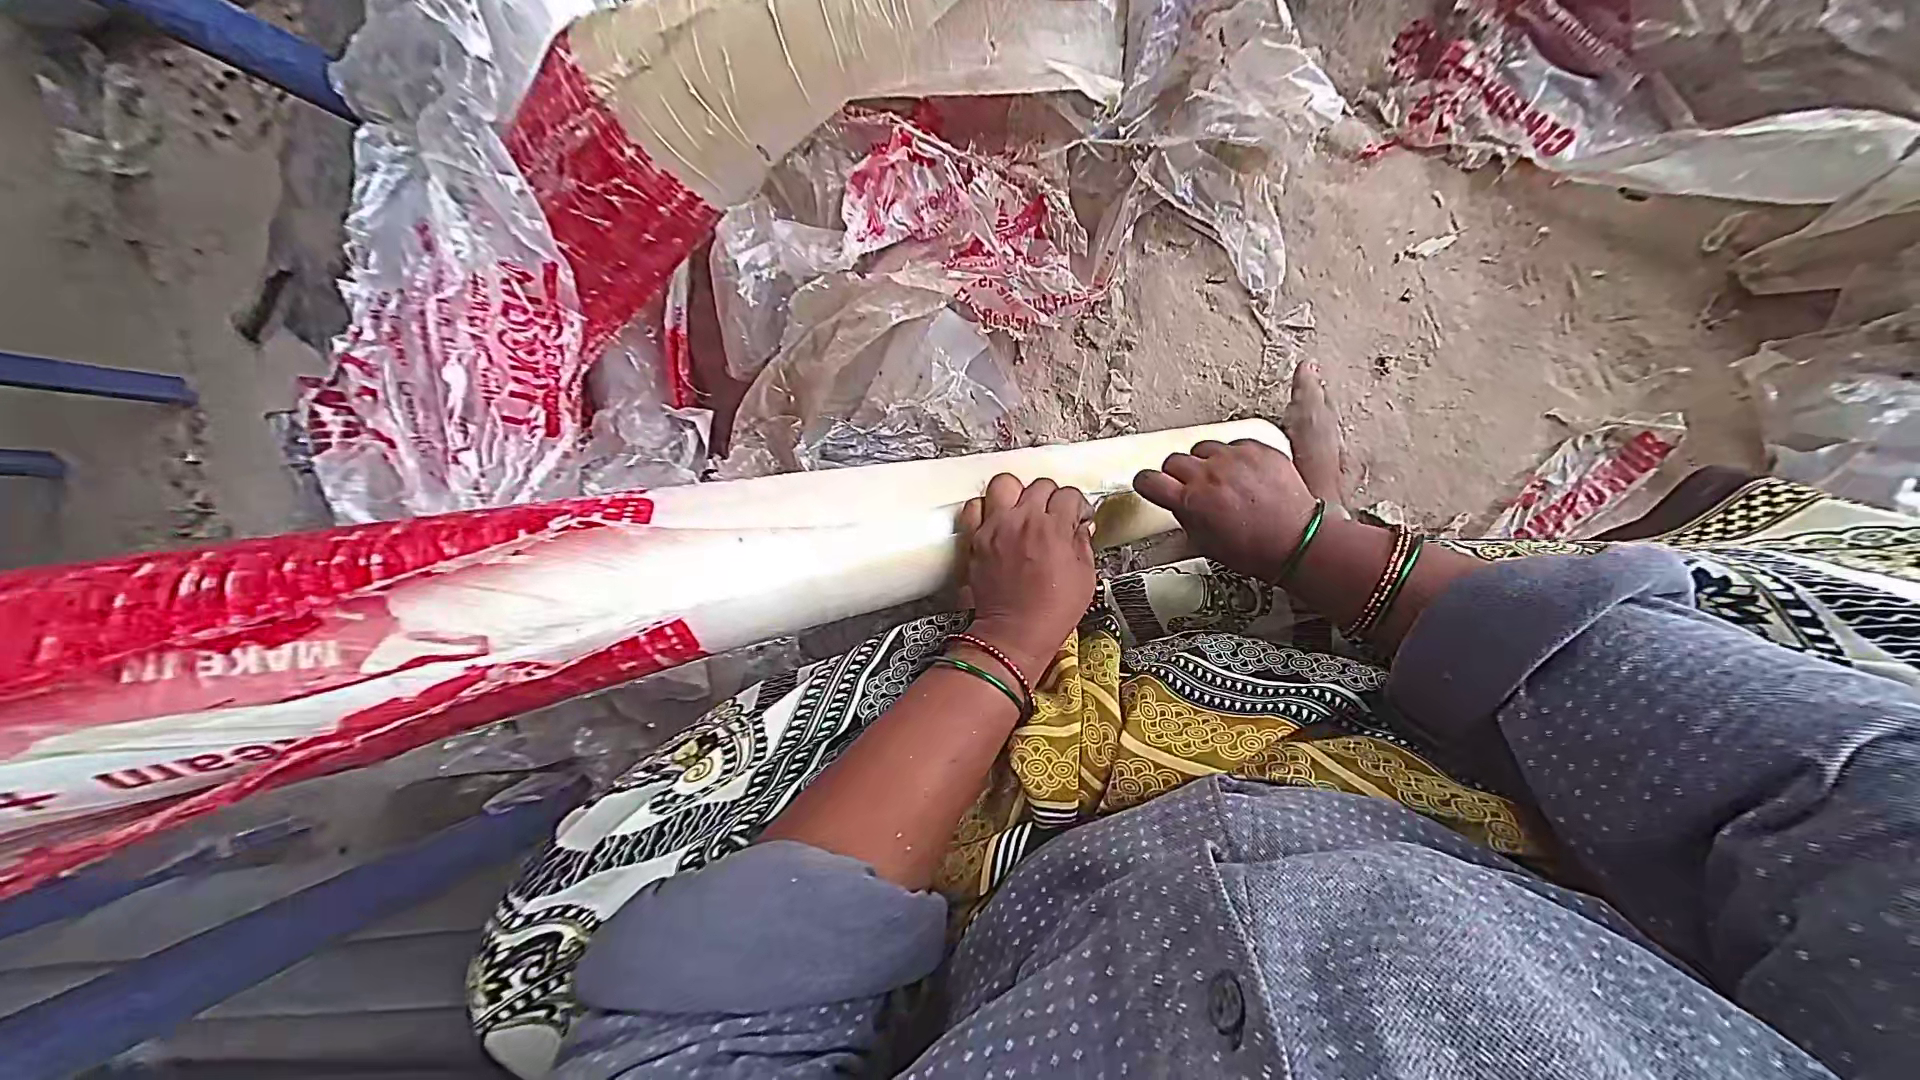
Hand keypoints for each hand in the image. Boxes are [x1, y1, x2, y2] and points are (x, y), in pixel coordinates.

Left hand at [957, 474, 1095, 671]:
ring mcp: (996, 528)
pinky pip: (974, 506)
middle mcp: (1022, 521)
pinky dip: (985, 508)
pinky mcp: (976, 539)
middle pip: (1040, 485)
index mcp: (1053, 528)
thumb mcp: (1085, 577)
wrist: (1014, 633)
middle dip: (1052, 498)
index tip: (1077, 517)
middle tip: (1054, 515)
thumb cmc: (1049, 612)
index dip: (1077, 507)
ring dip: (1017, 493)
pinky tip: (997, 519)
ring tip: (1023, 509)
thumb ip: (1083, 544)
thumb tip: (1079, 529)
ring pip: (1004, 483)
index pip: (1069, 495)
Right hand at [1133, 439, 1318, 581]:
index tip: (1150, 484)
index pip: (1149, 480)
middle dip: (1177, 474)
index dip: (1146, 483)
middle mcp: (1208, 475)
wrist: (1296, 541)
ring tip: (1218, 477)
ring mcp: (1233, 459)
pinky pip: (1234, 444)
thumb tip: (1174, 506)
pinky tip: (1241, 473)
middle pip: (1173, 460)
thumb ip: (1183, 518)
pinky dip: (1233, 457)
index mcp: (1189, 501)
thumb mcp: (1203, 543)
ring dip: (1204, 461)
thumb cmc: (1255, 548)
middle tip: (1189, 485)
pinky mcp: (1257, 449)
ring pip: (1202, 448)